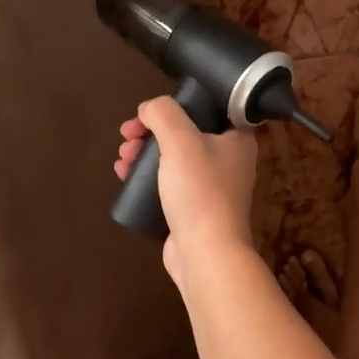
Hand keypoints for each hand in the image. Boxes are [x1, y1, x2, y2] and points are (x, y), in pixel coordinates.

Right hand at [115, 97, 258, 280]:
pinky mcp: (196, 209)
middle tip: (126, 137)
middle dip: (150, 133)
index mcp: (237, 138)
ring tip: (122, 160)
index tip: (145, 114)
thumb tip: (148, 108)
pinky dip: (148, 178)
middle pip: (184, 134)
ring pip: (173, 159)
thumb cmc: (199, 190)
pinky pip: (169, 184)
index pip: (206, 108)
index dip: (174, 106)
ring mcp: (213, 186)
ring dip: (144, 154)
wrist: (205, 252)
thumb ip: (163, 113)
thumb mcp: (180, 140)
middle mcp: (229, 160)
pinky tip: (125, 177)